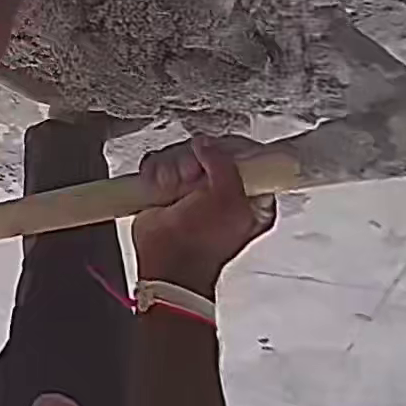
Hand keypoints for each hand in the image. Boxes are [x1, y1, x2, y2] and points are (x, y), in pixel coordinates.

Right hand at [133, 135, 276, 294]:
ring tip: (171, 187)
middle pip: (207, 148)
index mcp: (249, 196)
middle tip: (189, 179)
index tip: (212, 156)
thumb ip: (225, 166)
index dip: (226, 149)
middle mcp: (222, 188)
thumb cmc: (204, 242)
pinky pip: (160, 160)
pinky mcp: (168, 185)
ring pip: (180, 152)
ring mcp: (194, 186)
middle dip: (191, 161)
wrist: (168, 261)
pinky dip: (155, 170)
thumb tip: (207, 144)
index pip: (244, 153)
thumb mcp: (228, 203)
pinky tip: (157, 185)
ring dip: (171, 168)